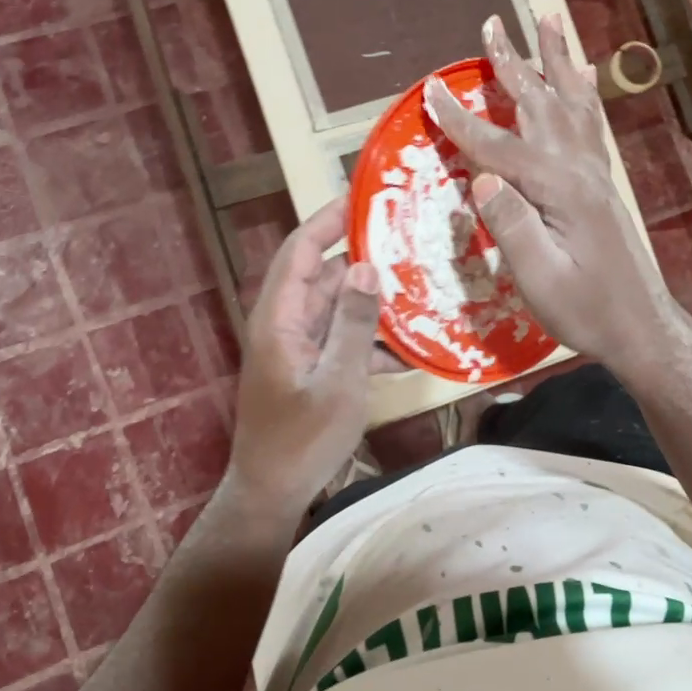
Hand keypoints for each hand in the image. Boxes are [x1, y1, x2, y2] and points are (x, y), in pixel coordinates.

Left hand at [227, 200, 396, 510]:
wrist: (271, 494)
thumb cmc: (301, 441)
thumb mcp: (336, 382)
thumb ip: (351, 324)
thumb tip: (365, 267)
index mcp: (279, 318)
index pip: (299, 250)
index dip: (327, 219)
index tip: (364, 196)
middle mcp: (284, 324)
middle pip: (322, 275)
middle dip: (362, 256)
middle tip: (408, 237)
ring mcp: (296, 348)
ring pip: (335, 308)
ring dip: (371, 300)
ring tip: (419, 283)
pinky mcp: (308, 369)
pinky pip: (340, 339)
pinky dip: (369, 337)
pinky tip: (408, 345)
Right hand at [425, 14, 679, 369]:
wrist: (640, 328)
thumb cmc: (586, 310)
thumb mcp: (540, 278)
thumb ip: (513, 226)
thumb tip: (480, 179)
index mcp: (559, 190)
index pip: (498, 146)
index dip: (460, 119)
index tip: (430, 88)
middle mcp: (581, 170)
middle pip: (540, 105)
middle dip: (513, 64)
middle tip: (493, 25)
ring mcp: (595, 174)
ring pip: (572, 104)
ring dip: (557, 62)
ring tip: (550, 22)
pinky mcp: (602, 185)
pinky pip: (591, 125)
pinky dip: (583, 94)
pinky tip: (584, 78)